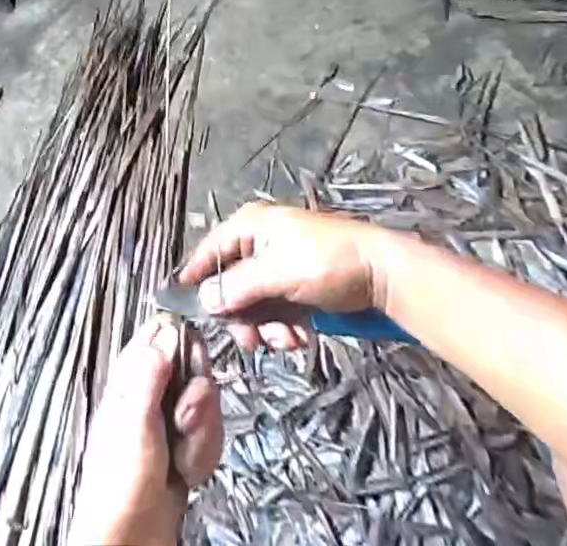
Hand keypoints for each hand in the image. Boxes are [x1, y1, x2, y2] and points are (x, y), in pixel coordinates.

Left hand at [70, 316, 222, 544]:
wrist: (131, 541)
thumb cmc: (122, 482)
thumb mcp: (134, 419)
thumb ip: (151, 372)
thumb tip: (168, 329)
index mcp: (132, 374)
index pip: (164, 330)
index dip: (185, 342)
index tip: (192, 367)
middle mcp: (152, 390)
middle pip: (194, 365)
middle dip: (199, 397)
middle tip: (183, 422)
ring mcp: (170, 417)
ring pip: (207, 400)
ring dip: (201, 433)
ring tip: (180, 458)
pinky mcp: (185, 442)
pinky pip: (210, 432)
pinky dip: (203, 453)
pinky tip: (186, 472)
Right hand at [178, 203, 392, 352]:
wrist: (381, 272)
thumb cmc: (324, 262)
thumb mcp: (276, 273)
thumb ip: (237, 287)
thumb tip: (204, 300)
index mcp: (251, 226)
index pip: (210, 250)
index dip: (196, 277)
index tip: (184, 307)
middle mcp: (260, 242)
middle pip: (232, 284)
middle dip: (244, 316)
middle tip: (252, 341)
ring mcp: (280, 264)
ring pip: (256, 302)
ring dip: (268, 327)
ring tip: (289, 339)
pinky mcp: (298, 283)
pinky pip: (278, 308)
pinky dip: (286, 326)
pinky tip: (302, 336)